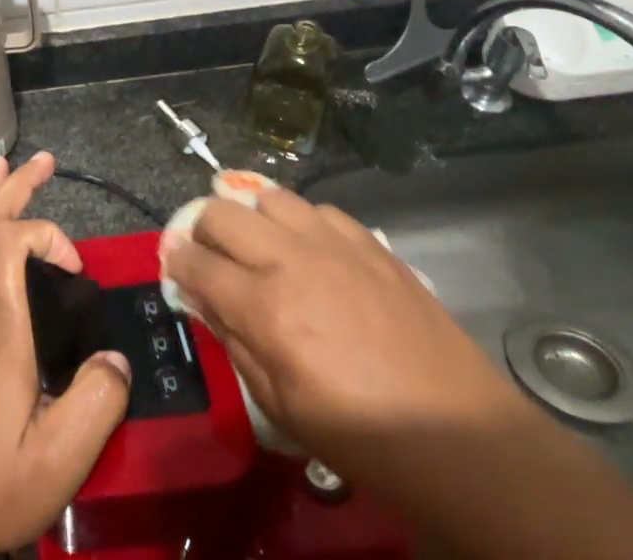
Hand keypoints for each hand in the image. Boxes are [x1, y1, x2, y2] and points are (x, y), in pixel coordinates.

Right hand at [162, 184, 525, 463]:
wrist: (458, 434)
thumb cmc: (358, 435)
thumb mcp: (277, 404)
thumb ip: (233, 341)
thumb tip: (204, 301)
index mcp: (263, 307)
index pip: (194, 262)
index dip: (175, 263)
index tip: (174, 269)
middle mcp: (292, 261)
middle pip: (222, 214)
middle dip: (201, 231)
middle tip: (209, 257)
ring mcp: (336, 246)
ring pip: (270, 197)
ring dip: (251, 217)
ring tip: (257, 245)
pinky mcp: (373, 246)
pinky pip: (320, 210)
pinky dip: (300, 223)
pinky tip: (309, 250)